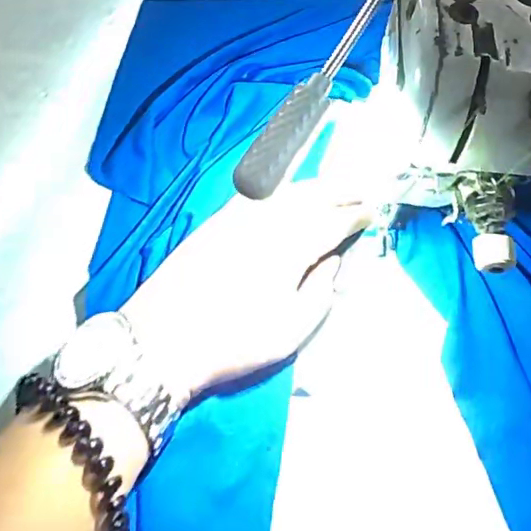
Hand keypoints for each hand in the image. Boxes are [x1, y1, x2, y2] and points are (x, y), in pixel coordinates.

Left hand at [119, 183, 370, 402]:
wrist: (157, 344)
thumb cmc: (231, 342)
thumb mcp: (289, 332)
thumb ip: (321, 293)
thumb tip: (332, 263)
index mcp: (295, 246)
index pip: (336, 221)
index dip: (358, 215)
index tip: (373, 213)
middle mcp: (273, 220)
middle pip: (317, 194)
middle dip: (343, 190)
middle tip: (362, 192)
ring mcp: (243, 216)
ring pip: (290, 190)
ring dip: (318, 186)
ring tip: (333, 189)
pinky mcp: (219, 220)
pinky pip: (261, 193)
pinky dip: (284, 188)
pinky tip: (290, 193)